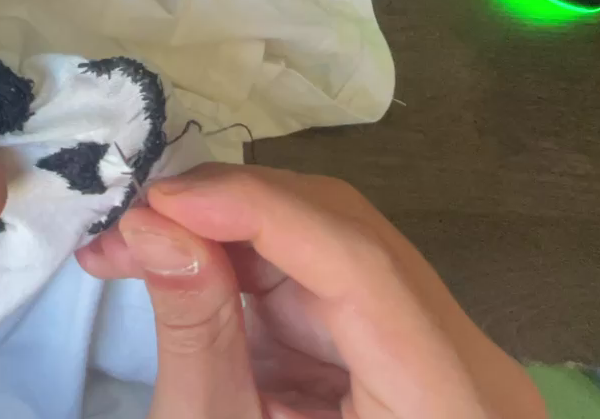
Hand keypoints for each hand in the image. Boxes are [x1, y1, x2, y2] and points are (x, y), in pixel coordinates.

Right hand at [77, 165, 544, 418]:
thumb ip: (195, 331)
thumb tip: (151, 222)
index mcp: (452, 413)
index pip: (361, 267)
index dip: (257, 212)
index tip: (159, 201)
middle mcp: (470, 364)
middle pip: (344, 234)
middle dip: (224, 211)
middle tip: (130, 224)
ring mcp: (436, 342)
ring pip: (321, 233)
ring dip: (218, 226)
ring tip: (130, 247)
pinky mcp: (392, 334)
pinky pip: (312, 263)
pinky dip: (236, 253)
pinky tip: (176, 262)